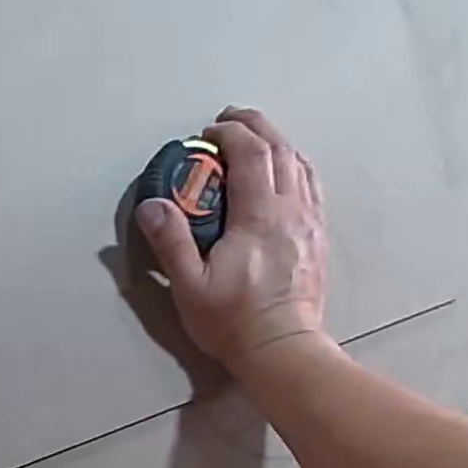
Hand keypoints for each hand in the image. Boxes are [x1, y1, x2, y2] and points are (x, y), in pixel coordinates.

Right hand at [134, 106, 329, 369]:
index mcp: (259, 216)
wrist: (281, 346)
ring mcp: (309, 221)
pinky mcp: (316, 236)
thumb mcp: (189, 286)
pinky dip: (293, 166)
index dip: (229, 134)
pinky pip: (310, 185)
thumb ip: (171, 242)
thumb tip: (151, 206)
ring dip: (277, 143)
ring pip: (300, 163)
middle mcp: (291, 209)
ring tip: (254, 142)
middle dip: (255, 127)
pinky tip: (281, 174)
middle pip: (280, 149)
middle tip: (229, 122)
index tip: (207, 132)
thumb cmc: (232, 320)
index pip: (251, 155)